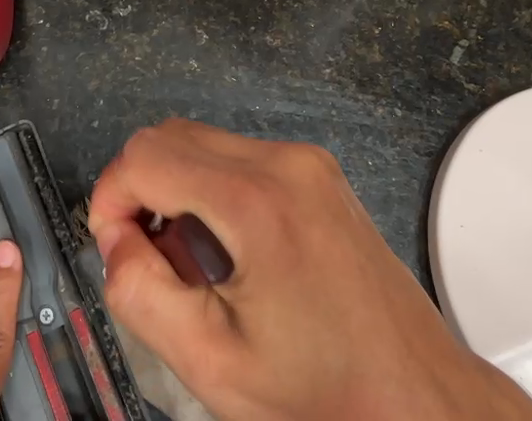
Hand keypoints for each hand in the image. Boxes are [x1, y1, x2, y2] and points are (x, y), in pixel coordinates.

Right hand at [88, 119, 531, 420]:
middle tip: (144, 257)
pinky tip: (223, 249)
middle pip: (169, 137)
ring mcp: (307, 162)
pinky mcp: (319, 174)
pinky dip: (208, 188)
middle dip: (138, 190)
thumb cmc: (322, 391)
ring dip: (172, 188)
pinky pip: (237, 157)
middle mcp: (285, 161)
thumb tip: (116, 240)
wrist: (422, 398)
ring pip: (201, 142)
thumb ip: (138, 292)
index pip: (145, 156)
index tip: (115, 249)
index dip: (110, 197)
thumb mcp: (211, 361)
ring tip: (186, 262)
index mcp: (257, 200)